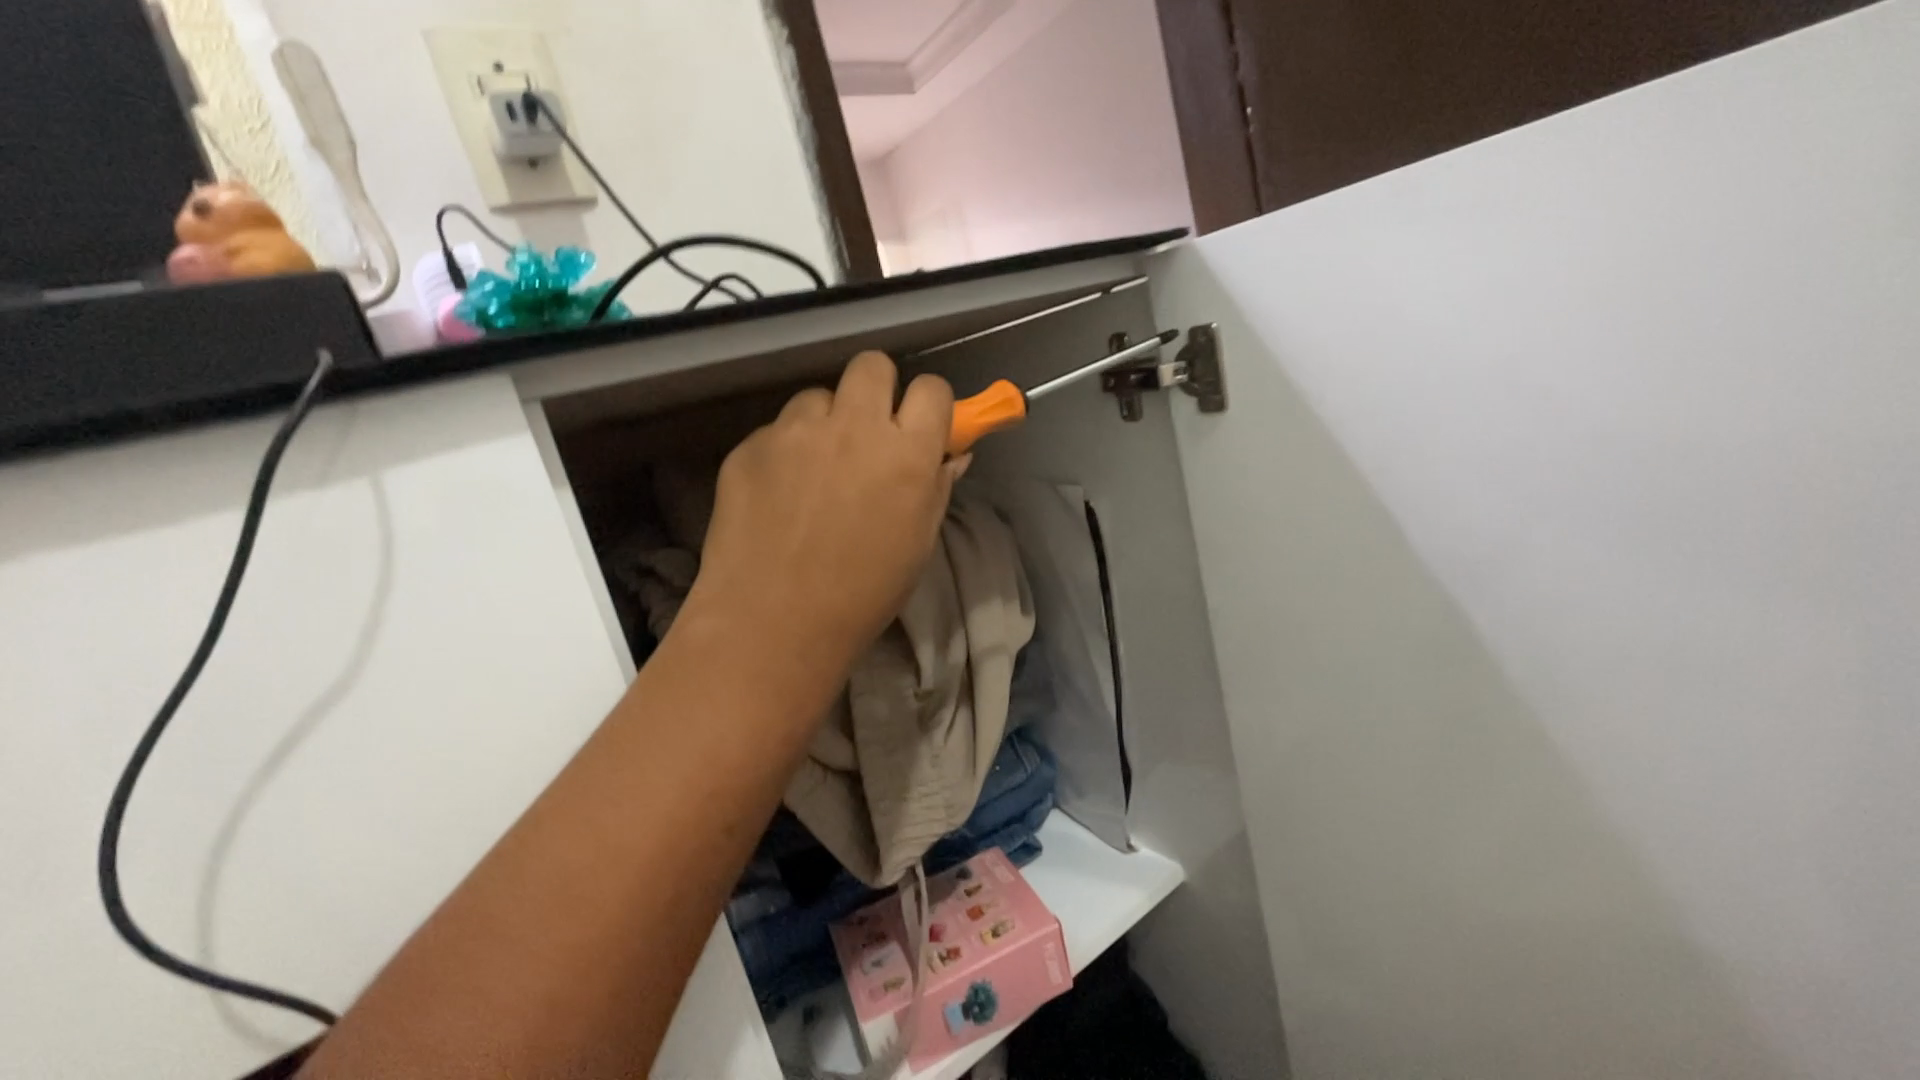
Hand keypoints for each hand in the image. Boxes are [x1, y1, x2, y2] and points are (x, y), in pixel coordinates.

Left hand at [680, 352, 966, 686]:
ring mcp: (796, 432)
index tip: (922, 425)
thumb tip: (949, 454)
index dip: (929, 405)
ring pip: (818, 397)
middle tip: (868, 431)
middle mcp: (853, 427)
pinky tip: (777, 498)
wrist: (772, 623)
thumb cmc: (861, 595)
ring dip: (825, 423)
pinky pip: (777, 431)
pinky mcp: (750, 445)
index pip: (932, 389)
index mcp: (907, 453)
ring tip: (815, 472)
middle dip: (876, 390)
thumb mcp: (917, 545)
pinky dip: (783, 453)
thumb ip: (935, 488)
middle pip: (873, 365)